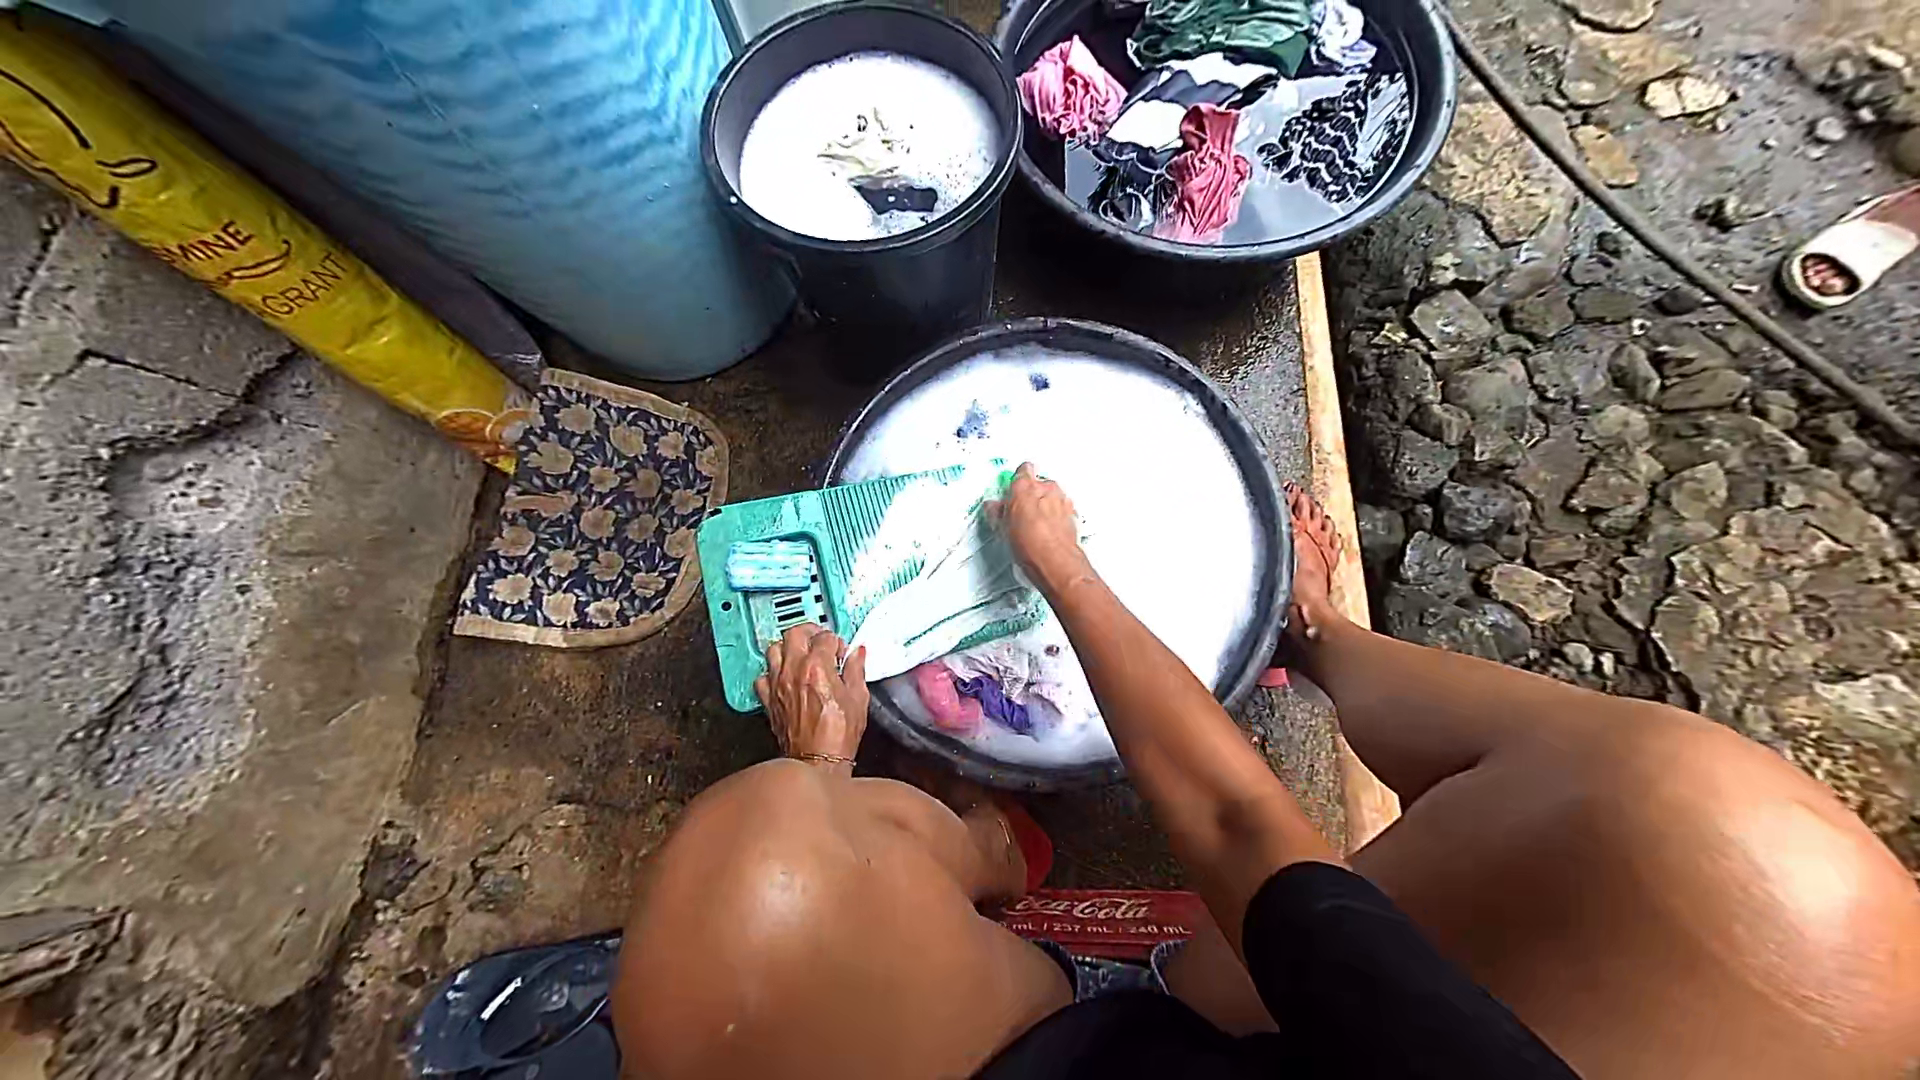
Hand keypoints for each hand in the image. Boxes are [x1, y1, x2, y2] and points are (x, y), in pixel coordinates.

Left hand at [755, 625, 867, 765]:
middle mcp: (793, 671)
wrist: (817, 762)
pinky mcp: (769, 700)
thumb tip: (858, 654)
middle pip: (794, 633)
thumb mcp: (858, 698)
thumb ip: (856, 670)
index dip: (836, 641)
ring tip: (801, 654)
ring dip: (788, 647)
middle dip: (810, 632)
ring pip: (774, 649)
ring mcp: (778, 684)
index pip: (825, 637)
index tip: (841, 651)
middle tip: (820, 641)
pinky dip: (772, 672)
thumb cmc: (838, 734)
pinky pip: (763, 676)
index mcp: (817, 667)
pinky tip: (785, 677)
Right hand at [988, 463, 1097, 599]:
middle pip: (1039, 484)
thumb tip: (994, 508)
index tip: (1013, 491)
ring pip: (1052, 496)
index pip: (1023, 470)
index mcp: (1024, 487)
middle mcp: (1046, 488)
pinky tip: (1049, 531)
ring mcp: (1062, 499)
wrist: (1055, 561)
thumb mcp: (1002, 528)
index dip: (1018, 480)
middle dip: (1032, 495)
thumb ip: (998, 512)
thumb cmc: (1029, 544)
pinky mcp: (1073, 513)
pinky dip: (1057, 516)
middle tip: (1021, 512)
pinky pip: (1062, 509)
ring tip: (1036, 525)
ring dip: (1046, 505)